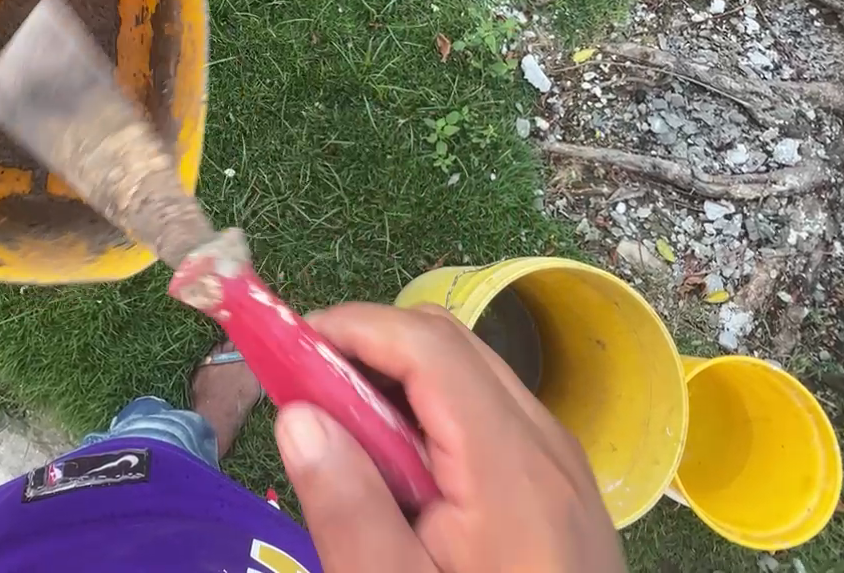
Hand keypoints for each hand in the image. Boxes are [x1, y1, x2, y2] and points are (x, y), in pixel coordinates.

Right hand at [275, 303, 624, 572]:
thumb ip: (350, 514)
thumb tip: (296, 416)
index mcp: (512, 467)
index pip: (427, 346)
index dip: (354, 328)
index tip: (288, 352)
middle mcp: (544, 440)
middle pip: (445, 340)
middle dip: (366, 345)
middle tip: (304, 387)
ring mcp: (554, 458)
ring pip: (461, 366)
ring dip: (391, 373)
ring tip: (340, 425)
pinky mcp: (551, 479)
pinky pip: (478, 403)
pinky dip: (422, 404)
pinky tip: (393, 461)